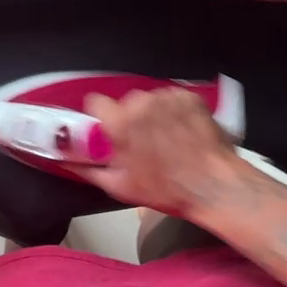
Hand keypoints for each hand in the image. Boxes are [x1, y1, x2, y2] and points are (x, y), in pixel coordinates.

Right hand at [76, 87, 243, 217]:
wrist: (217, 186)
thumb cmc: (167, 189)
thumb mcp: (121, 187)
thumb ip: (88, 170)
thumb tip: (68, 162)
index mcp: (121, 121)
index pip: (95, 102)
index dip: (100, 118)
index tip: (108, 133)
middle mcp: (141, 102)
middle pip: (125, 103)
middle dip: (130, 119)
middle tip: (142, 143)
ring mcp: (167, 96)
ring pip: (149, 101)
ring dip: (153, 115)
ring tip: (167, 139)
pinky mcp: (189, 96)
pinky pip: (171, 99)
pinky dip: (174, 112)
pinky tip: (183, 132)